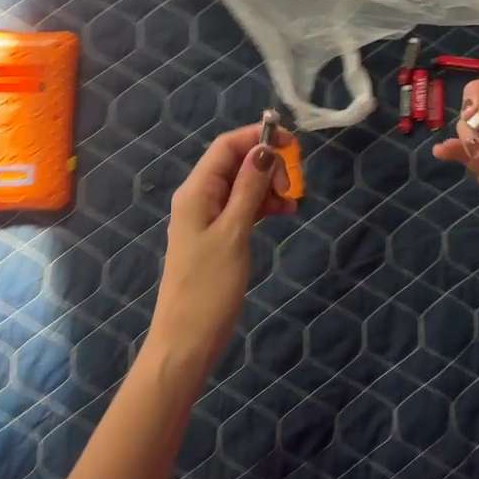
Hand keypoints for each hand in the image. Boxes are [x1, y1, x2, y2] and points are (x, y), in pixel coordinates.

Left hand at [150, 125, 296, 369]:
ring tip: (292, 203)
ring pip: (242, 185)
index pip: (226, 146)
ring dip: (267, 186)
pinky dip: (262, 206)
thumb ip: (249, 189)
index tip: (291, 145)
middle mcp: (199, 197)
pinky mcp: (216, 237)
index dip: (257, 137)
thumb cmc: (209, 287)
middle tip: (290, 188)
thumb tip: (264, 148)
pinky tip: (284, 213)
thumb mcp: (234, 233)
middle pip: (235, 163)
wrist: (186, 341)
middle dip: (266, 165)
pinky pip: (242, 208)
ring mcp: (207, 217)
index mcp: (196, 191)